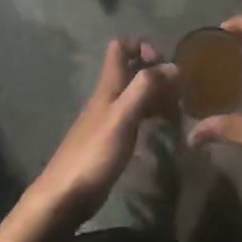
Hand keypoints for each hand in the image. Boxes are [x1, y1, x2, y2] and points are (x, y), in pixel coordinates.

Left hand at [35, 39, 176, 219]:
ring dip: (158, 93)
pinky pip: (138, 114)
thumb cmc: (94, 154)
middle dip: (157, 72)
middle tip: (178, 90)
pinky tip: (164, 126)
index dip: (142, 45)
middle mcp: (109, 95)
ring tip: (177, 108)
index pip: (120, 46)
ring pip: (138, 92)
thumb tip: (173, 66)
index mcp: (109, 85)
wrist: (64, 197)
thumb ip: (145, 88)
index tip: (162, 64)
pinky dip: (153, 113)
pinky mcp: (114, 137)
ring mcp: (111, 117)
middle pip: (133, 68)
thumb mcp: (122, 117)